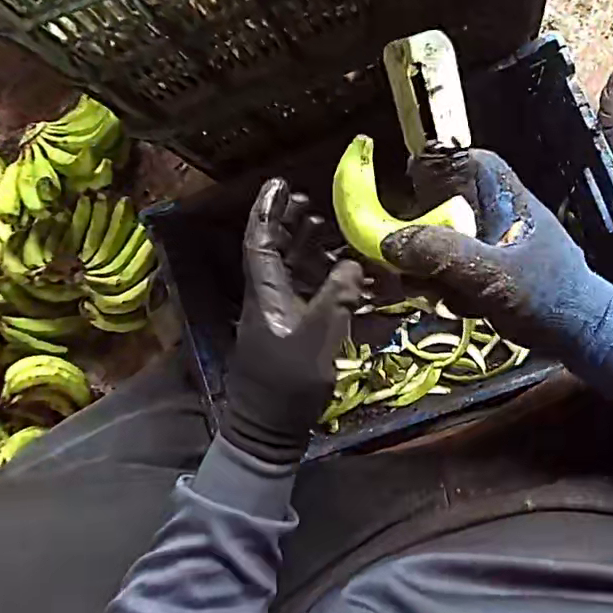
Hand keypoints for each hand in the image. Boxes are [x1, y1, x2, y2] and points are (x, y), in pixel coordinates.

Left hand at [221, 178, 363, 464]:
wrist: (270, 429)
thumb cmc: (287, 383)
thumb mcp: (317, 338)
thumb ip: (337, 298)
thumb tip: (352, 264)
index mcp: (265, 293)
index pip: (260, 241)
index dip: (268, 210)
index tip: (280, 183)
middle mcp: (269, 297)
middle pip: (277, 250)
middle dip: (293, 223)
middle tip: (313, 202)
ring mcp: (281, 314)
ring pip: (293, 270)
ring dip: (310, 248)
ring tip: (330, 229)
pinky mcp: (293, 331)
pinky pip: (308, 292)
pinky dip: (324, 278)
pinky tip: (344, 273)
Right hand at [381, 149, 612, 389]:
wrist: (580, 337)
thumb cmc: (548, 296)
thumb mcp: (494, 275)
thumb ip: (445, 256)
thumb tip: (391, 241)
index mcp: (507, 201)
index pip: (471, 162)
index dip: (437, 168)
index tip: (409, 187)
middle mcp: (497, 218)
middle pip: (445, 207)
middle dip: (423, 237)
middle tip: (410, 262)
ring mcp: (492, 248)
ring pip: (443, 245)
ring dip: (432, 270)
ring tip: (440, 293)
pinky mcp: (488, 275)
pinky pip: (452, 272)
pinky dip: (446, 289)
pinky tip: (461, 307)